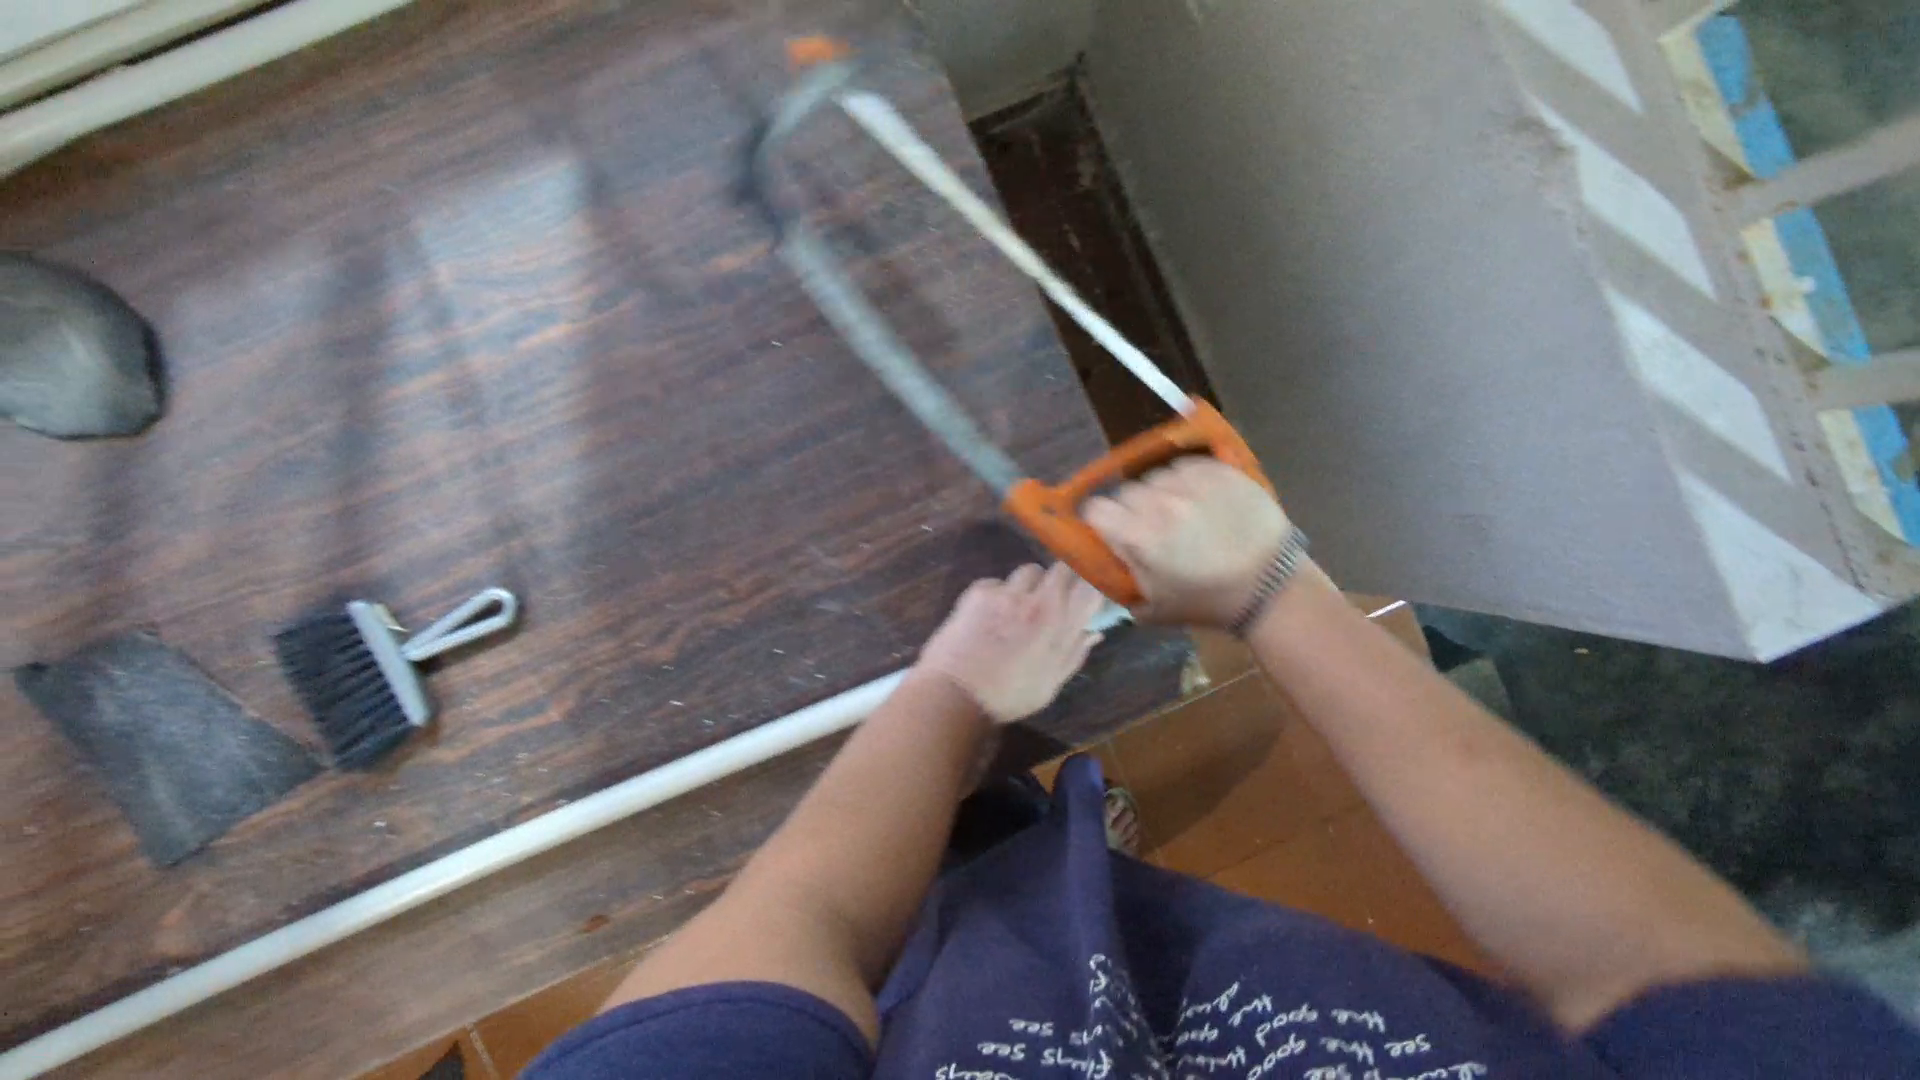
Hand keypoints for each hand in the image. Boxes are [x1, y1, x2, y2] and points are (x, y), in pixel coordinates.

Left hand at [916, 563, 1107, 724]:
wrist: (955, 695)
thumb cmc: (1008, 697)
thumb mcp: (1050, 685)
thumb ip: (1074, 654)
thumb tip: (1094, 632)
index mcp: (1060, 627)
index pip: (1090, 586)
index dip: (1091, 585)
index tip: (1085, 594)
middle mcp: (1038, 602)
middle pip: (1062, 568)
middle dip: (1062, 579)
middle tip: (1053, 597)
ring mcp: (1007, 593)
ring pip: (1030, 571)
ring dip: (1030, 584)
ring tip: (1019, 605)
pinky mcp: (979, 591)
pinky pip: (998, 582)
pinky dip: (998, 593)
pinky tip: (989, 613)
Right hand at [1083, 457, 1290, 626]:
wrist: (1271, 586)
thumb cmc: (1208, 601)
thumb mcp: (1152, 607)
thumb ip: (1120, 582)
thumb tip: (1104, 564)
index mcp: (1139, 536)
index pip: (1095, 509)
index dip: (1100, 520)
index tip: (1111, 530)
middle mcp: (1159, 502)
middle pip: (1125, 492)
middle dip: (1132, 508)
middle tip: (1151, 526)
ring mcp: (1190, 482)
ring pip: (1155, 477)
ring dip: (1160, 492)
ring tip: (1180, 511)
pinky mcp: (1217, 470)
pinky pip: (1185, 466)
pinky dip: (1186, 480)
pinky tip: (1200, 499)